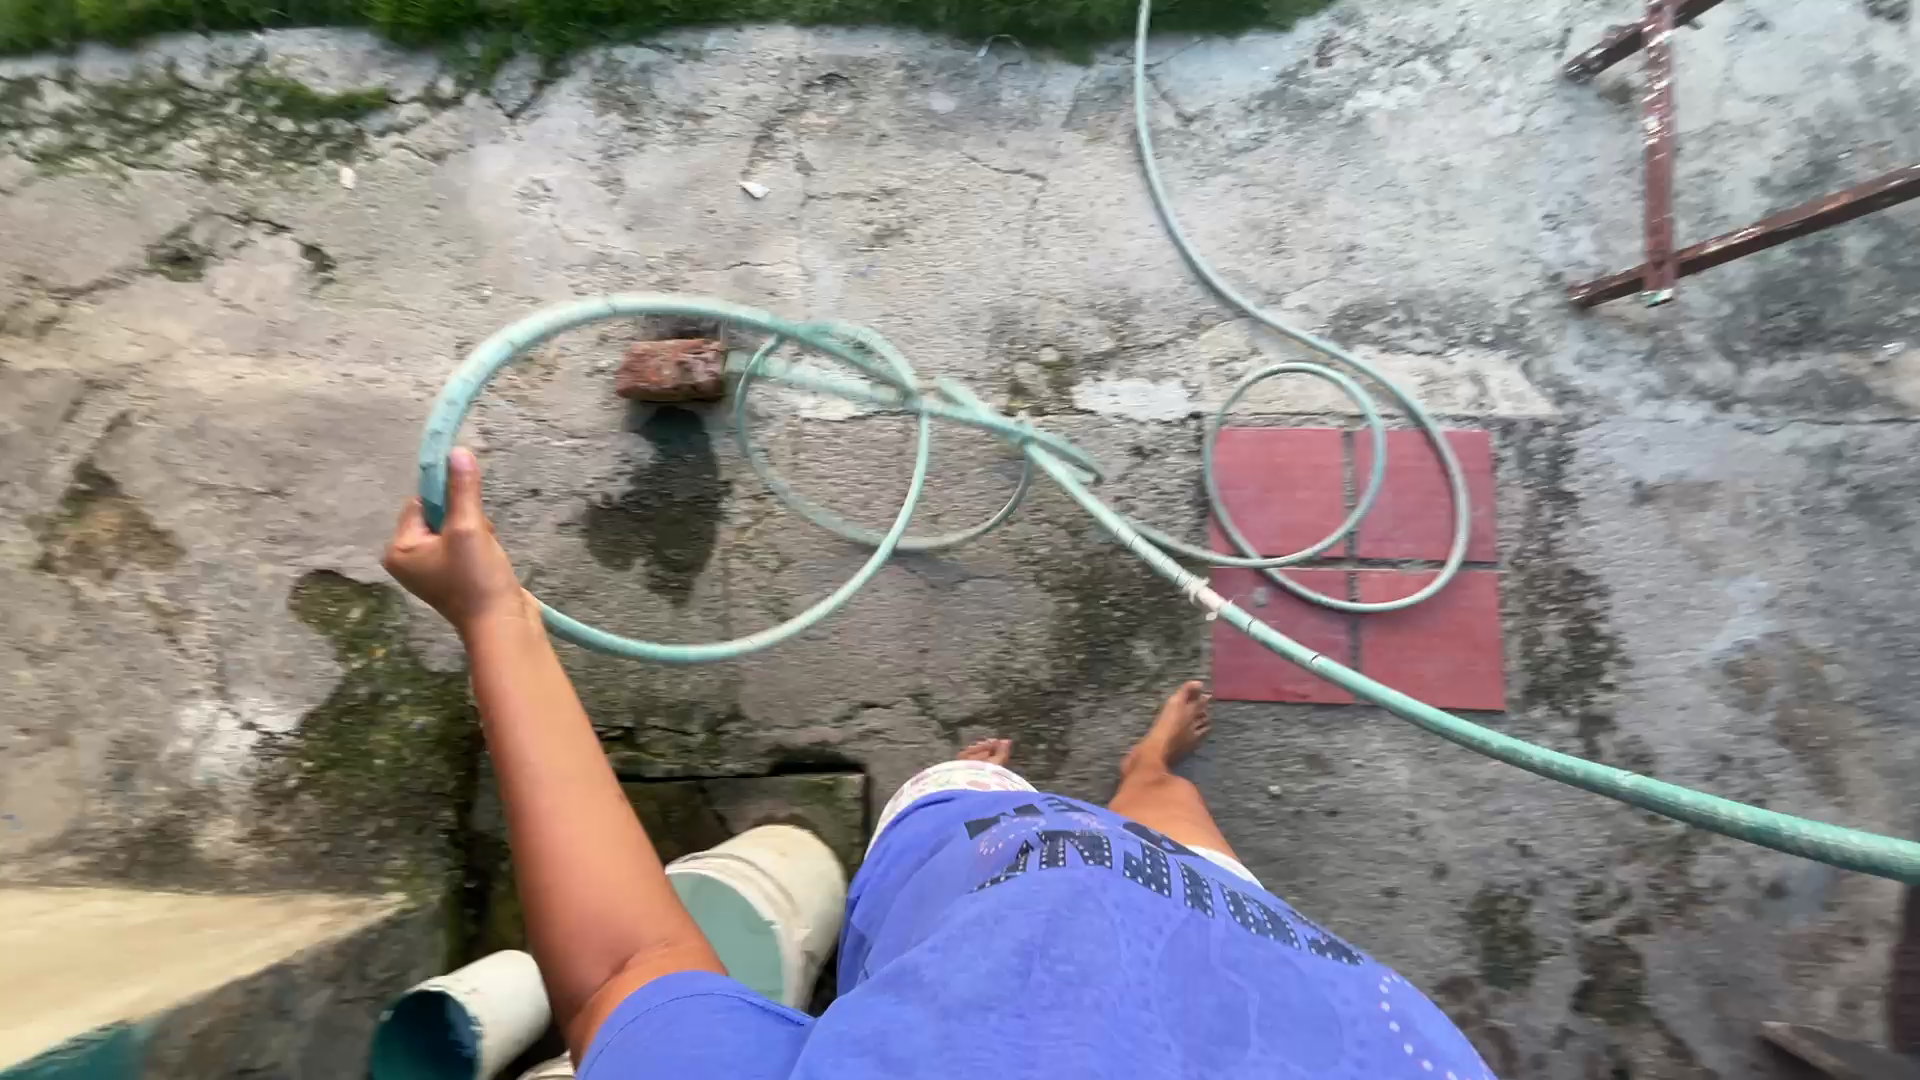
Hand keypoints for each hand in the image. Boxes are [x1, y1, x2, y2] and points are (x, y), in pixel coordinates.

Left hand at [383, 447, 534, 636]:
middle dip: (467, 521)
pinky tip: (492, 561)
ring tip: (489, 553)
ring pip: (455, 532)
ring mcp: (432, 572)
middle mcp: (409, 561)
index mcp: (399, 549)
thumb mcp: (470, 529)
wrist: (502, 624)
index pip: (420, 505)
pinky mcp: (455, 579)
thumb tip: (457, 452)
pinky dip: (481, 548)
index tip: (471, 514)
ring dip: (477, 534)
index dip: (449, 501)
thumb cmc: (477, 579)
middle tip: (481, 540)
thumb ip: (463, 490)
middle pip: (439, 518)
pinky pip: (464, 548)